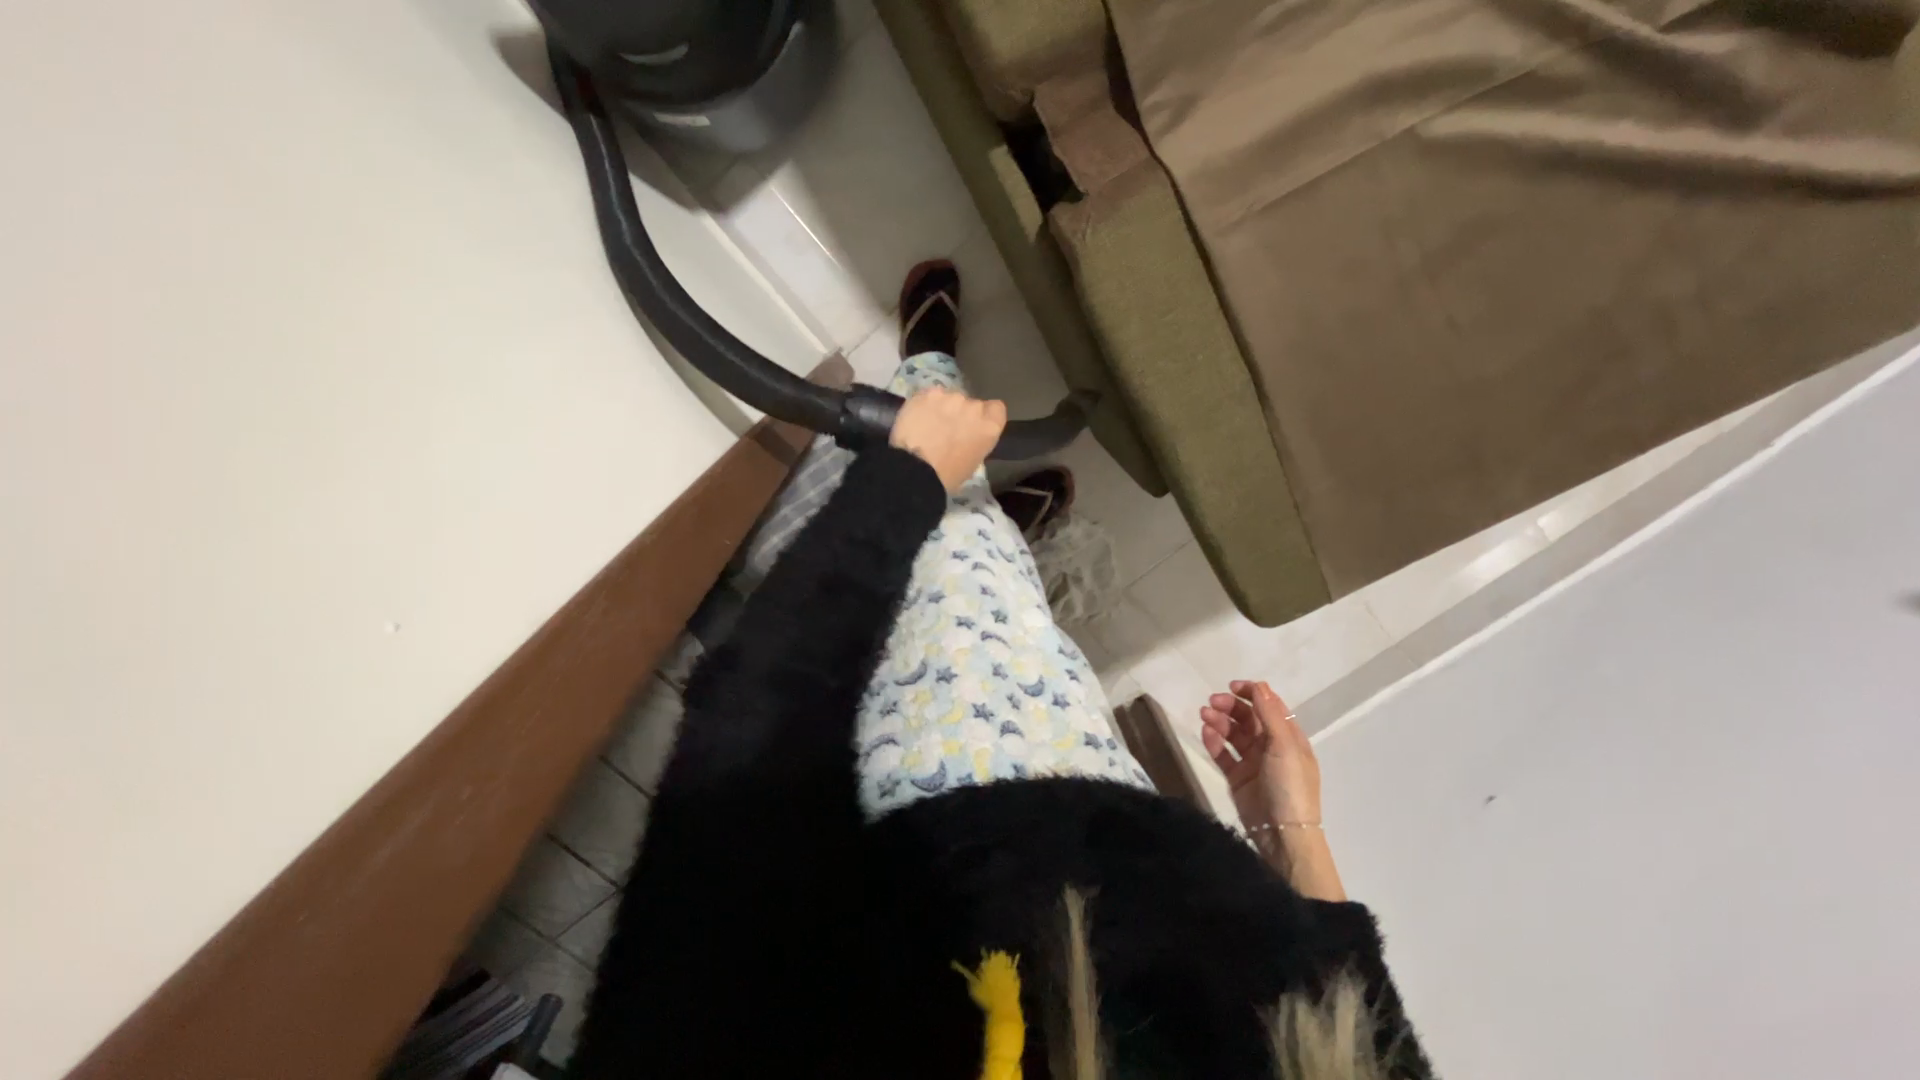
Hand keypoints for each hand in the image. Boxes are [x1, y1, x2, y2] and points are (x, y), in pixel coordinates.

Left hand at [889, 386, 1006, 492]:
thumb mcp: (974, 460)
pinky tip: (916, 418)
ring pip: (948, 397)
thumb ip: (977, 438)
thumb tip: (968, 434)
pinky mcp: (928, 393)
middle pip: (971, 403)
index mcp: (990, 426)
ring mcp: (951, 397)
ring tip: (928, 424)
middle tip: (947, 428)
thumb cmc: (948, 475)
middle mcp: (974, 407)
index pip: (996, 408)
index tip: (974, 424)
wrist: (916, 470)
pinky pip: (929, 396)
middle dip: (961, 412)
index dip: (985, 415)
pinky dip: (924, 404)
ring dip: (942, 407)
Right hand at [1200, 680, 1320, 830]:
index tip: (1232, 686)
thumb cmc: (1290, 786)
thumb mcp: (1285, 746)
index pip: (1270, 707)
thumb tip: (1260, 685)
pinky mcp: (1237, 777)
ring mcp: (1253, 762)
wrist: (1282, 833)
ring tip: (1204, 714)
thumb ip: (1270, 714)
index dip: (1252, 693)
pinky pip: (1223, 754)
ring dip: (1219, 721)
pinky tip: (1205, 732)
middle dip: (1231, 707)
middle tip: (1211, 702)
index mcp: (1289, 737)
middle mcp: (1271, 746)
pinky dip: (1214, 741)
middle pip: (1248, 718)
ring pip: (1233, 734)